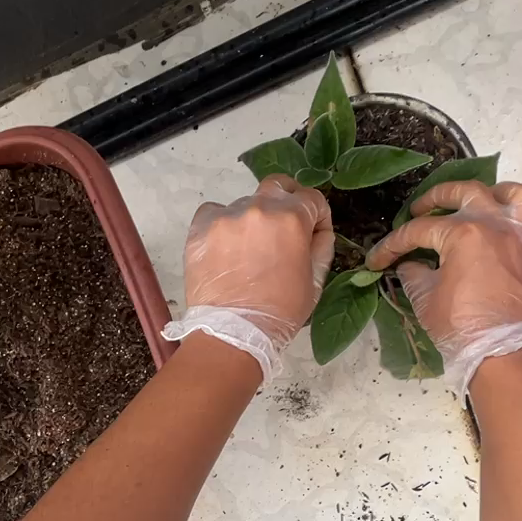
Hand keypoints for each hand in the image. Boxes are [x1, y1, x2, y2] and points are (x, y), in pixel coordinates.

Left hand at [166, 175, 333, 379]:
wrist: (233, 334)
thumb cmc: (279, 314)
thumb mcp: (314, 283)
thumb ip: (321, 248)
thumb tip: (319, 230)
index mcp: (292, 219)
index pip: (312, 198)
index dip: (317, 216)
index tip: (313, 232)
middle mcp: (259, 209)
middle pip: (277, 187)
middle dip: (287, 201)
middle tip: (282, 227)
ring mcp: (227, 217)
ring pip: (245, 205)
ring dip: (252, 221)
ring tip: (248, 252)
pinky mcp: (200, 229)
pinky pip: (214, 214)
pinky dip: (222, 225)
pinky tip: (225, 248)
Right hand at [364, 180, 521, 395]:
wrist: (498, 349)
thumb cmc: (458, 323)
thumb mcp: (424, 297)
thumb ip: (413, 273)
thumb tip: (408, 264)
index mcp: (463, 232)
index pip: (418, 231)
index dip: (392, 245)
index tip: (376, 260)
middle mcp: (495, 224)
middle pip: (465, 193)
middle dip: (436, 197)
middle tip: (418, 210)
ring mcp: (519, 237)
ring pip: (516, 194)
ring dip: (495, 192)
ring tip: (479, 201)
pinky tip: (508, 232)